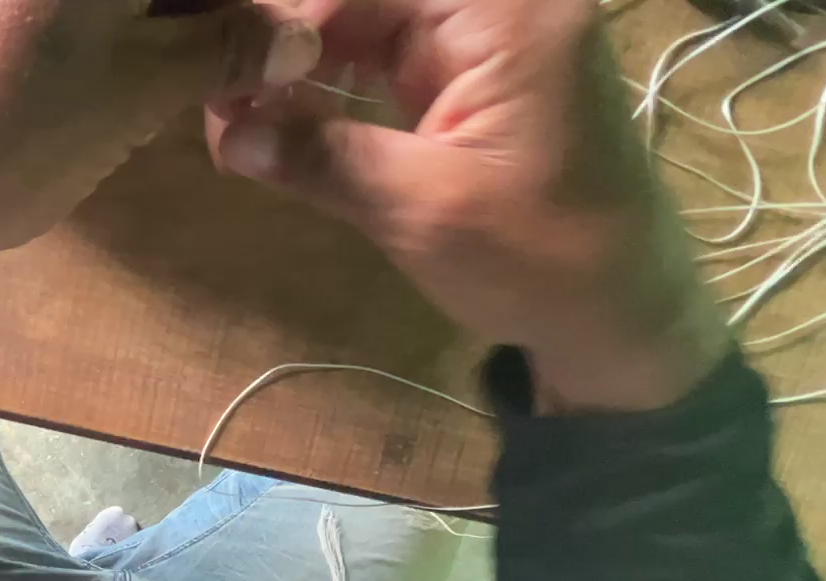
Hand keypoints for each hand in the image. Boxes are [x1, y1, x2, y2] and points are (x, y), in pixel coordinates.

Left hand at [0, 0, 321, 307]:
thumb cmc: (21, 140)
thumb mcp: (136, 94)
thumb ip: (224, 50)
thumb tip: (303, 40)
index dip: (246, 9)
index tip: (277, 38)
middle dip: (211, 17)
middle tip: (253, 56)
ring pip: (129, 0)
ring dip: (175, 25)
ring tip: (211, 68)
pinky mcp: (2, 7)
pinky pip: (90, 12)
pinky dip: (132, 29)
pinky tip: (154, 67)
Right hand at [207, 0, 730, 412]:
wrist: (606, 306)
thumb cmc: (533, 255)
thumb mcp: (421, 208)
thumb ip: (324, 161)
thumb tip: (228, 135)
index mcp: (505, 14)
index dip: (293, 16)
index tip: (230, 70)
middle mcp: (493, 13)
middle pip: (368, 1)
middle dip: (288, 37)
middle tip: (219, 86)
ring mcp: (476, 54)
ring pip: (365, 30)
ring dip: (297, 64)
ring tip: (231, 105)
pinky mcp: (459, 96)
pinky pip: (377, 71)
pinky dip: (323, 93)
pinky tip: (276, 118)